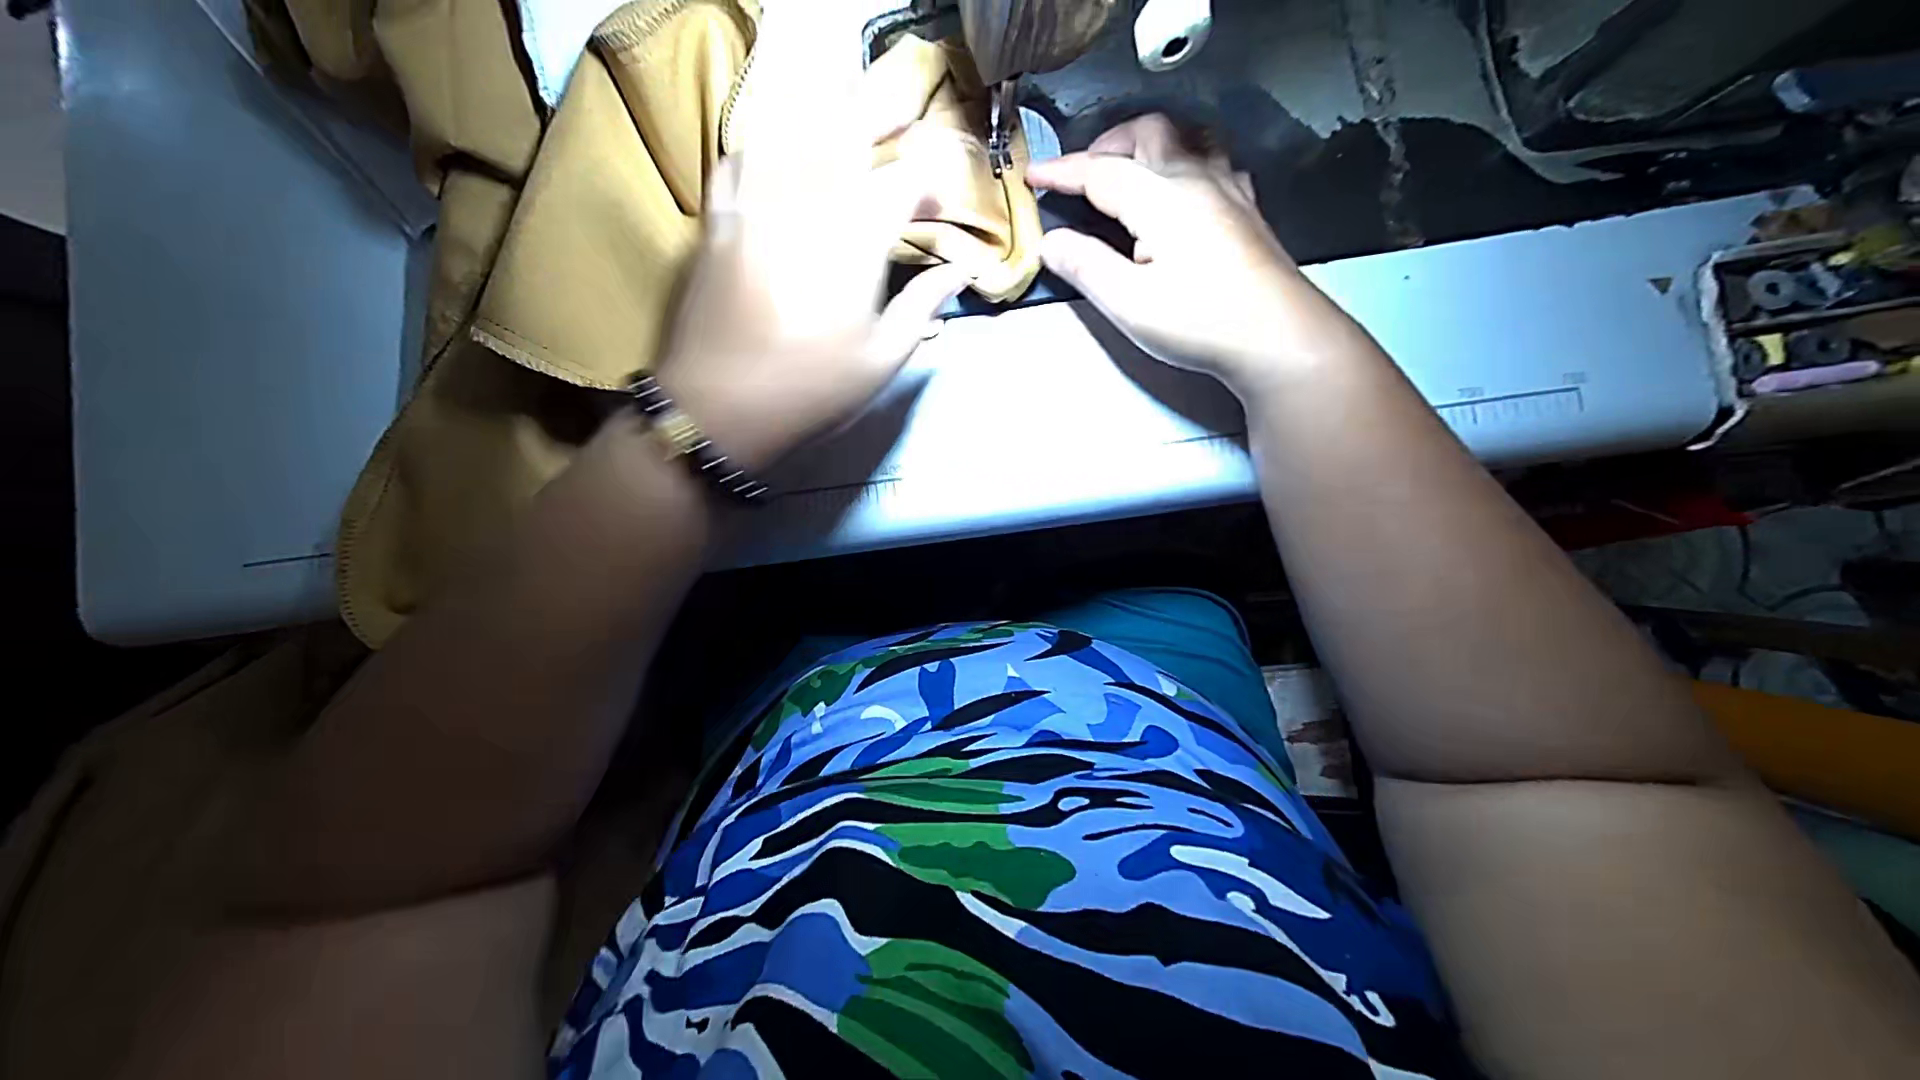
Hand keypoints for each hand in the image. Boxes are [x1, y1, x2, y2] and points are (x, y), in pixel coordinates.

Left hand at [646, 53, 967, 471]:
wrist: (718, 406)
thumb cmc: (810, 389)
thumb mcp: (881, 360)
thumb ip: (922, 307)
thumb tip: (960, 273)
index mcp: (856, 242)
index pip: (903, 183)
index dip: (928, 183)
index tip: (935, 203)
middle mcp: (807, 204)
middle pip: (846, 133)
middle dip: (879, 110)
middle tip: (900, 105)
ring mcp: (756, 203)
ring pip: (791, 131)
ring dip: (822, 111)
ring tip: (844, 105)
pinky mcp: (718, 216)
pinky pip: (740, 157)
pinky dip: (763, 142)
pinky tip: (775, 147)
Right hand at [1026, 114, 1355, 398]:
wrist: (1278, 337)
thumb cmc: (1200, 322)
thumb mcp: (1129, 303)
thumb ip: (1085, 266)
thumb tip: (1049, 242)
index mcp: (1161, 197)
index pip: (1101, 171)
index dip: (1063, 171)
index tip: (1033, 175)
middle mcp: (1196, 178)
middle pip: (1148, 132)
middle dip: (1107, 144)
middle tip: (1082, 174)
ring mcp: (1228, 188)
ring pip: (1186, 136)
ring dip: (1149, 143)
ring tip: (1128, 171)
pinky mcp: (1247, 207)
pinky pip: (1212, 159)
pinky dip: (1182, 160)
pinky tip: (1181, 189)